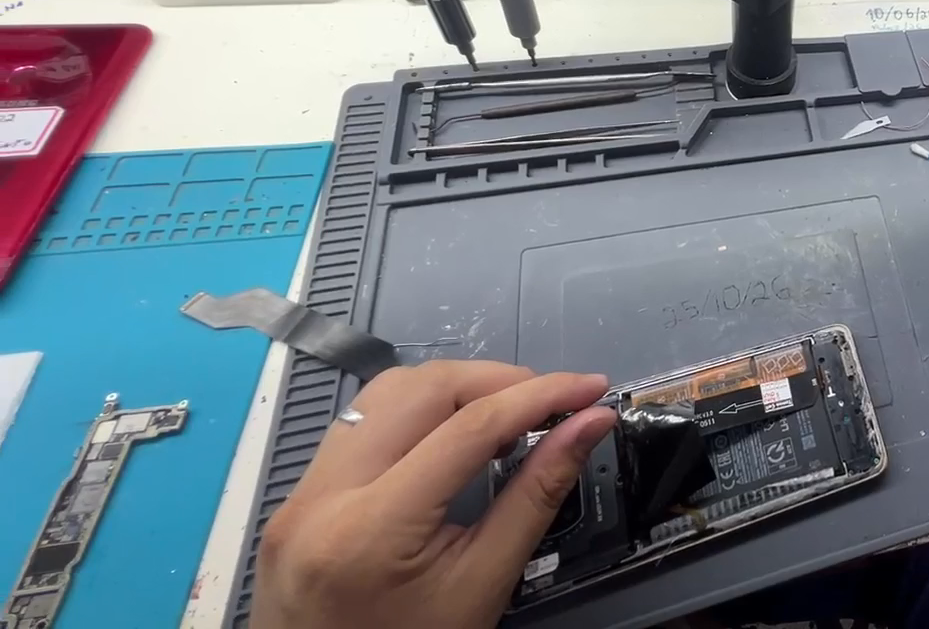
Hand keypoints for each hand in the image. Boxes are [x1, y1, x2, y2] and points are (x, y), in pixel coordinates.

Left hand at [254, 361, 617, 628]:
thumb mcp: (487, 579)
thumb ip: (541, 490)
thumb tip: (594, 420)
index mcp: (368, 531)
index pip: (471, 427)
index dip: (543, 394)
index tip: (594, 388)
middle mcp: (321, 498)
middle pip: (426, 389)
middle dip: (502, 382)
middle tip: (552, 406)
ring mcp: (301, 494)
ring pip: (392, 390)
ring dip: (461, 388)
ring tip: (507, 417)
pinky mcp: (300, 495)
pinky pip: (368, 417)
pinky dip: (425, 407)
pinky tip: (457, 434)